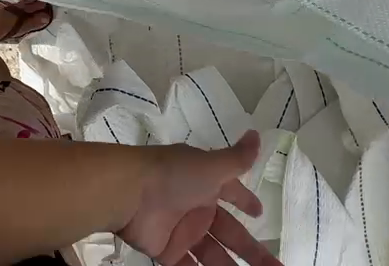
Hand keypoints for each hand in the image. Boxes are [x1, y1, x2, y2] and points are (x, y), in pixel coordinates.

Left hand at [118, 130, 280, 265]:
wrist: (128, 192)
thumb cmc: (172, 174)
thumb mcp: (209, 164)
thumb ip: (236, 158)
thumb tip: (257, 134)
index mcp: (206, 182)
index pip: (231, 191)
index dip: (245, 200)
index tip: (260, 212)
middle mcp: (196, 205)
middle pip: (230, 232)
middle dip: (253, 250)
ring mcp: (182, 229)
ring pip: (215, 255)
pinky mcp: (168, 251)